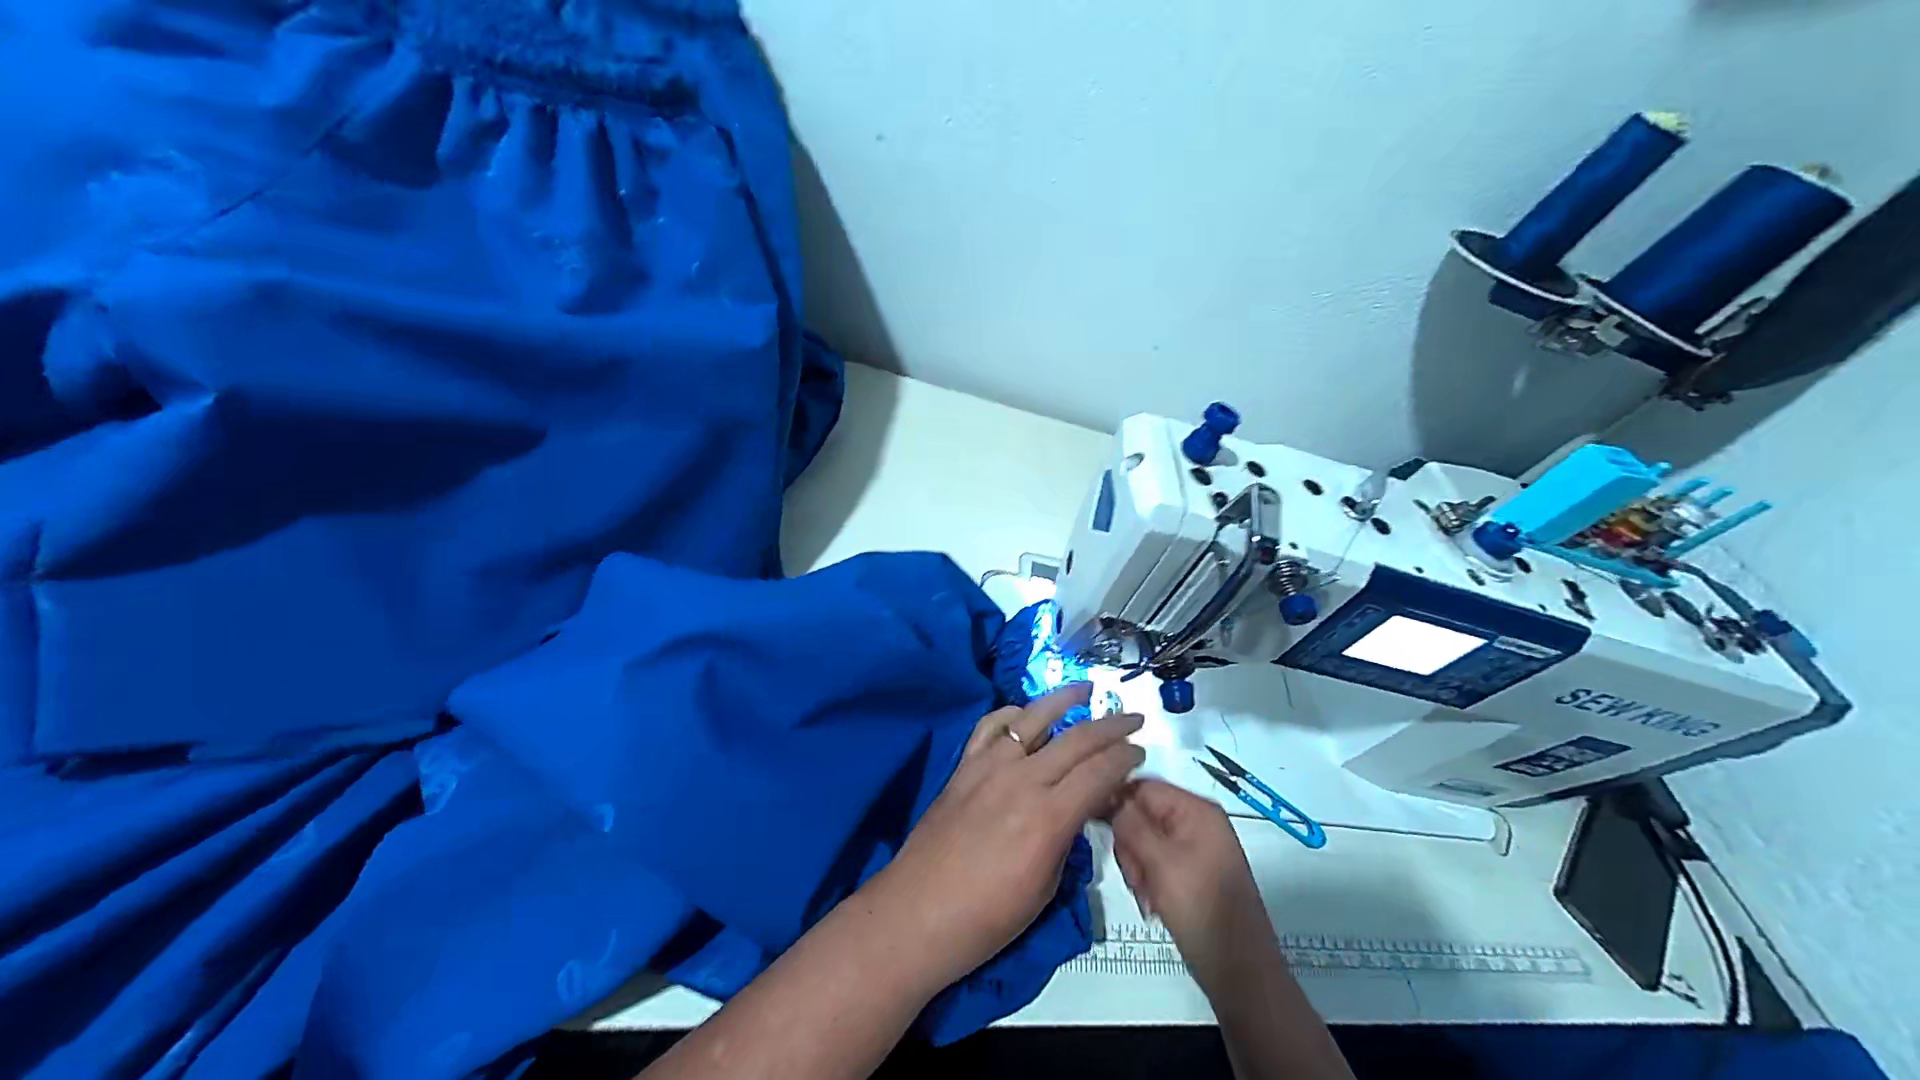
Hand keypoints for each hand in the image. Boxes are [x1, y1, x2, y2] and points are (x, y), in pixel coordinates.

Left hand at [862, 684, 1144, 992]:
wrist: (918, 912)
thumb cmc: (987, 918)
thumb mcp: (1045, 887)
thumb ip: (1065, 838)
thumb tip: (1076, 809)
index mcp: (1048, 816)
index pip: (1100, 772)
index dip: (1125, 758)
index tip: (1139, 751)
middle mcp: (1022, 780)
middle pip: (1076, 740)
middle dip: (1111, 726)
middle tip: (1133, 719)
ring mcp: (989, 767)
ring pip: (1032, 719)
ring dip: (1063, 700)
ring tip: (1085, 689)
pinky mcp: (964, 767)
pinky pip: (990, 728)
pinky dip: (1011, 714)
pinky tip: (1024, 712)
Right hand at [1109, 779, 1276, 985]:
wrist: (1240, 974)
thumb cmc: (1203, 911)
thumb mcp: (1160, 862)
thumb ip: (1130, 823)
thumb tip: (1104, 793)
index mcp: (1196, 810)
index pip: (1142, 786)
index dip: (1114, 802)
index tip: (1097, 827)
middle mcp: (1197, 822)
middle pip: (1141, 813)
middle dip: (1129, 843)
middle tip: (1136, 874)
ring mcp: (1195, 847)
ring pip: (1144, 839)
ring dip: (1137, 865)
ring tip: (1147, 893)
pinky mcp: (1191, 871)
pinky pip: (1156, 860)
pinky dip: (1148, 878)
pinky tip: (1154, 901)